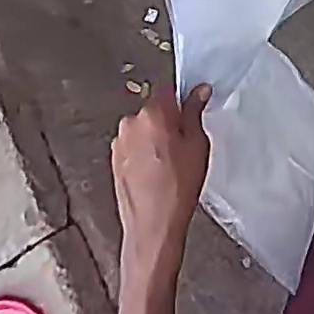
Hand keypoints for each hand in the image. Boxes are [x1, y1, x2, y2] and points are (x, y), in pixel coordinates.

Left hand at [112, 84, 212, 270]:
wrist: (154, 223)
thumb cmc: (178, 185)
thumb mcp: (198, 143)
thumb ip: (195, 112)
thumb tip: (199, 91)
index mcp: (152, 114)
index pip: (168, 90)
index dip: (183, 98)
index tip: (195, 106)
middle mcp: (130, 124)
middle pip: (155, 110)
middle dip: (170, 120)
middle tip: (188, 140)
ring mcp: (120, 142)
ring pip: (145, 129)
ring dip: (157, 137)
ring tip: (174, 160)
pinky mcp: (115, 160)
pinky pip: (136, 146)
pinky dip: (147, 152)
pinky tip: (161, 170)